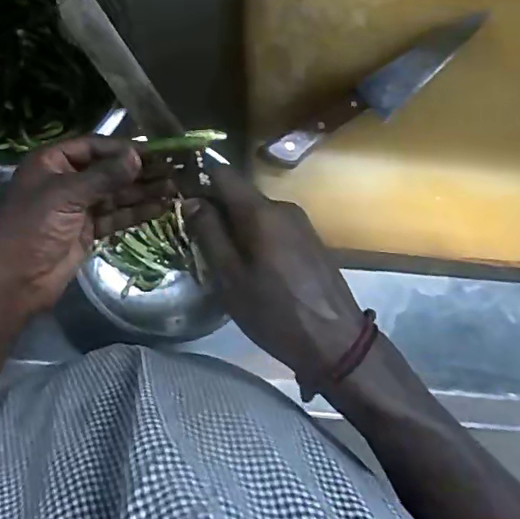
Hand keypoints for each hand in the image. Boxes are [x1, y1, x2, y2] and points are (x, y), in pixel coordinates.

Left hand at [0, 136, 166, 317]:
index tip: (155, 151)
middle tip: (174, 168)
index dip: (123, 149)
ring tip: (175, 187)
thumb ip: (103, 177)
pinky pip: (115, 216)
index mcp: (52, 161)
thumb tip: (136, 156)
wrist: (14, 280)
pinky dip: (135, 212)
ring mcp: (77, 206)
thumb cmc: (32, 227)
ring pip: (115, 194)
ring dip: (142, 191)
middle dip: (139, 170)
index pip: (94, 147)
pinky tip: (160, 207)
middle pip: (108, 170)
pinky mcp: (87, 230)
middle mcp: (66, 179)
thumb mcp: (66, 195)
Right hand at [182, 162, 366, 387]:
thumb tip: (191, 200)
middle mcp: (282, 206)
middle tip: (194, 234)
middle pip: (239, 193)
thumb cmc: (276, 312)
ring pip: (255, 211)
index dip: (198, 177)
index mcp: (260, 211)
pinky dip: (254, 235)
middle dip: (214, 207)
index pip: (222, 172)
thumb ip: (208, 232)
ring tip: (219, 255)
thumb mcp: (230, 276)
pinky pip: (272, 225)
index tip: (180, 194)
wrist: (339, 346)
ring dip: (234, 224)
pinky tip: (249, 265)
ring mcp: (300, 223)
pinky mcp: (310, 240)